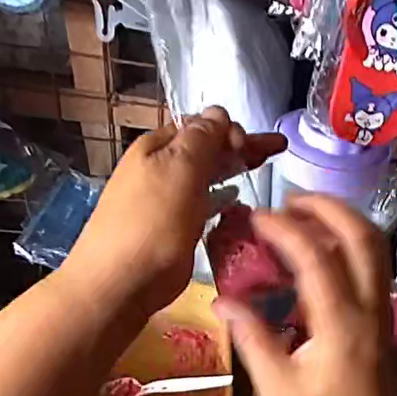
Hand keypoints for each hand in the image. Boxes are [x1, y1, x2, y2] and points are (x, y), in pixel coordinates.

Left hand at [61, 107, 284, 312]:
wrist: (118, 283)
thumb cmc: (152, 224)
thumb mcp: (180, 171)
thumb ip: (202, 139)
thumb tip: (219, 111)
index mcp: (158, 148)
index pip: (201, 125)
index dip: (231, 129)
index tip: (255, 148)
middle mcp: (160, 168)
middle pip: (206, 148)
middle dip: (242, 145)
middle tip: (278, 149)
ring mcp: (165, 199)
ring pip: (206, 175)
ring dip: (234, 168)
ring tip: (262, 169)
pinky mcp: (173, 227)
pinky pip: (203, 201)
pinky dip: (222, 196)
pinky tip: (236, 204)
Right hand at [215, 196, 396, 395]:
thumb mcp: (278, 386)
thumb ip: (252, 339)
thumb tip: (222, 300)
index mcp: (340, 324)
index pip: (318, 260)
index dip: (287, 230)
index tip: (258, 216)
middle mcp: (368, 303)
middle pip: (361, 236)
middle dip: (326, 207)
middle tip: (288, 200)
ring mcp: (382, 300)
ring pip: (374, 241)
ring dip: (342, 216)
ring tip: (304, 211)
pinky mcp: (384, 303)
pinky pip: (374, 255)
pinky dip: (350, 234)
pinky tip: (322, 238)